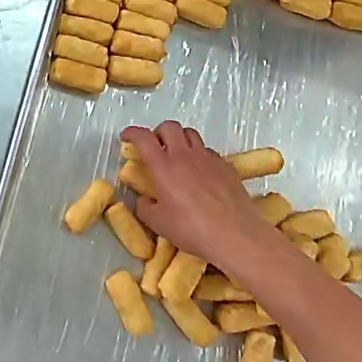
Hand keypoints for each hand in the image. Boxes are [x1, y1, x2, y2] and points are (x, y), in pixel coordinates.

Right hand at [122, 121, 287, 277]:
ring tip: (178, 156)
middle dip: (158, 132)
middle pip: (169, 127)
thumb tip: (145, 199)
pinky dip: (198, 155)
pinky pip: (208, 151)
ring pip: (191, 134)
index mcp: (164, 166)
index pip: (143, 137)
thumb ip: (145, 207)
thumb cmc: (191, 229)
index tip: (126, 137)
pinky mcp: (226, 165)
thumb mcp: (158, 223)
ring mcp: (208, 158)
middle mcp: (185, 155)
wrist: (234, 234)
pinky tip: (200, 173)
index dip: (132, 133)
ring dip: (179, 140)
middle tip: (155, 148)